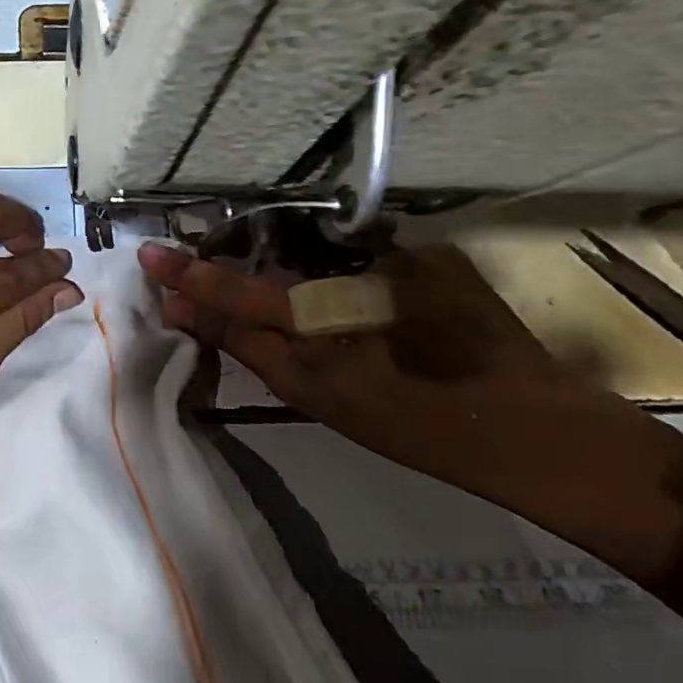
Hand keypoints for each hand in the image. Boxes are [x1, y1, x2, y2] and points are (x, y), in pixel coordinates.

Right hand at [138, 242, 624, 492]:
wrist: (535, 428)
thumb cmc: (417, 424)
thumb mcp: (319, 395)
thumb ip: (247, 345)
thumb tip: (184, 311)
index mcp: (326, 312)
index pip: (237, 287)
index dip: (188, 273)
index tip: (147, 253)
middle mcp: (356, 266)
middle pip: (271, 259)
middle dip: (233, 266)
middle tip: (202, 280)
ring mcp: (396, 254)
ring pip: (313, 257)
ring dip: (282, 270)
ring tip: (276, 300)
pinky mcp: (427, 254)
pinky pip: (352, 258)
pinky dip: (332, 274)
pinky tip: (344, 302)